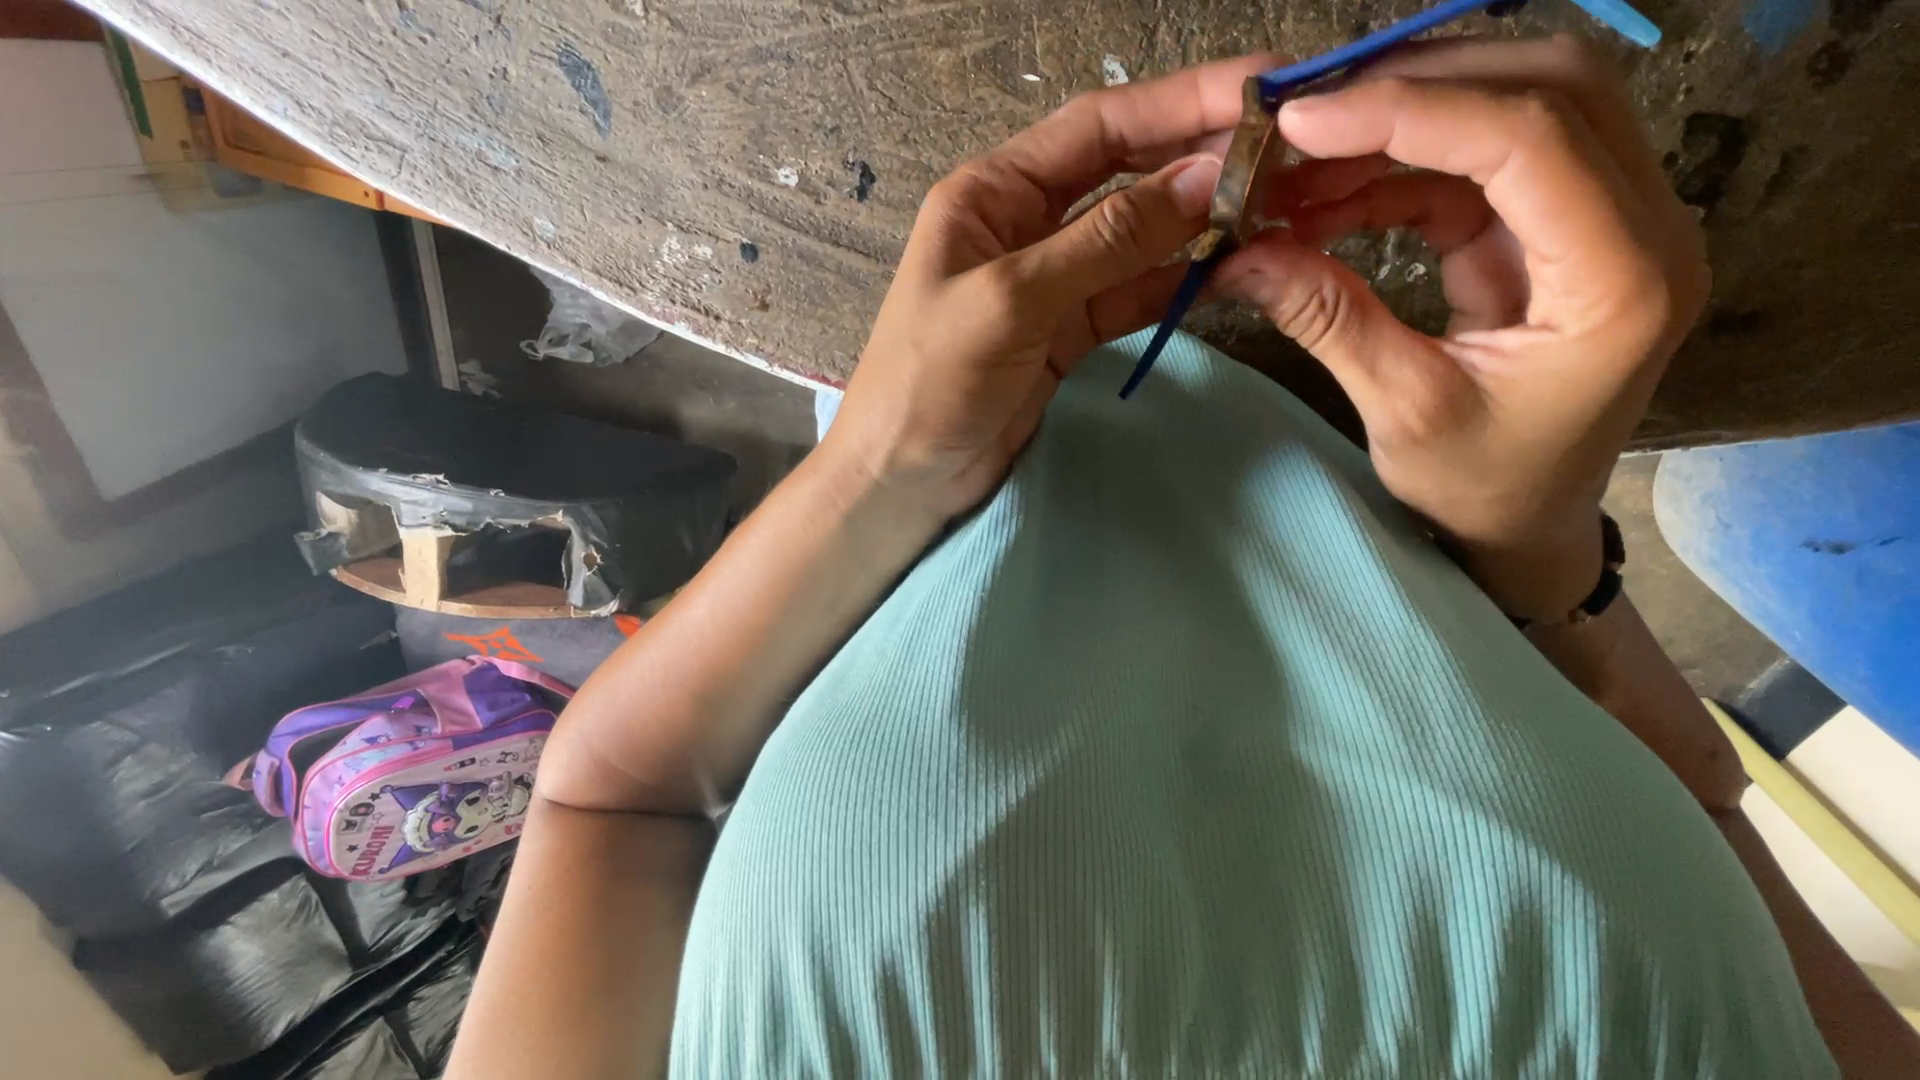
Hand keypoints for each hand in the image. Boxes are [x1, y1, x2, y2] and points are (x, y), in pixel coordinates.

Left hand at [822, 57, 1291, 520]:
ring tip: (1278, 207)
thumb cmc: (928, 382)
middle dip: (1199, 158)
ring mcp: (1051, 280)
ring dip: (1200, 223)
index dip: (1181, 101)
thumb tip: (1205, 178)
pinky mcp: (1068, 332)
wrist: (901, 478)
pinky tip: (1231, 267)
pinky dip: (1179, 282)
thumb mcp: (1011, 300)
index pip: (1098, 127)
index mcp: (991, 193)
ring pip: (1138, 236)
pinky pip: (1134, 292)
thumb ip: (1106, 241)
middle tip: (1288, 151)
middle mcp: (1024, 224)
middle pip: (1125, 172)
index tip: (1262, 89)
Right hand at [1215, 36, 1708, 619]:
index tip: (1302, 123)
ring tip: (1301, 162)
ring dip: (1401, 121)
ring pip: (1514, 108)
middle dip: (1412, 88)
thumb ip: (1330, 319)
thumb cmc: (1479, 484)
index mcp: (1621, 279)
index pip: (1530, 139)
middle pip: (1543, 88)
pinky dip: (1397, 168)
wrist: (1522, 519)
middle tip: (1301, 119)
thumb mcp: (1401, 409)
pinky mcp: (1549, 229)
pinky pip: (1476, 163)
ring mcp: (1599, 218)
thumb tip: (1238, 255)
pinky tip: (1328, 197)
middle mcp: (1637, 224)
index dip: (1411, 112)